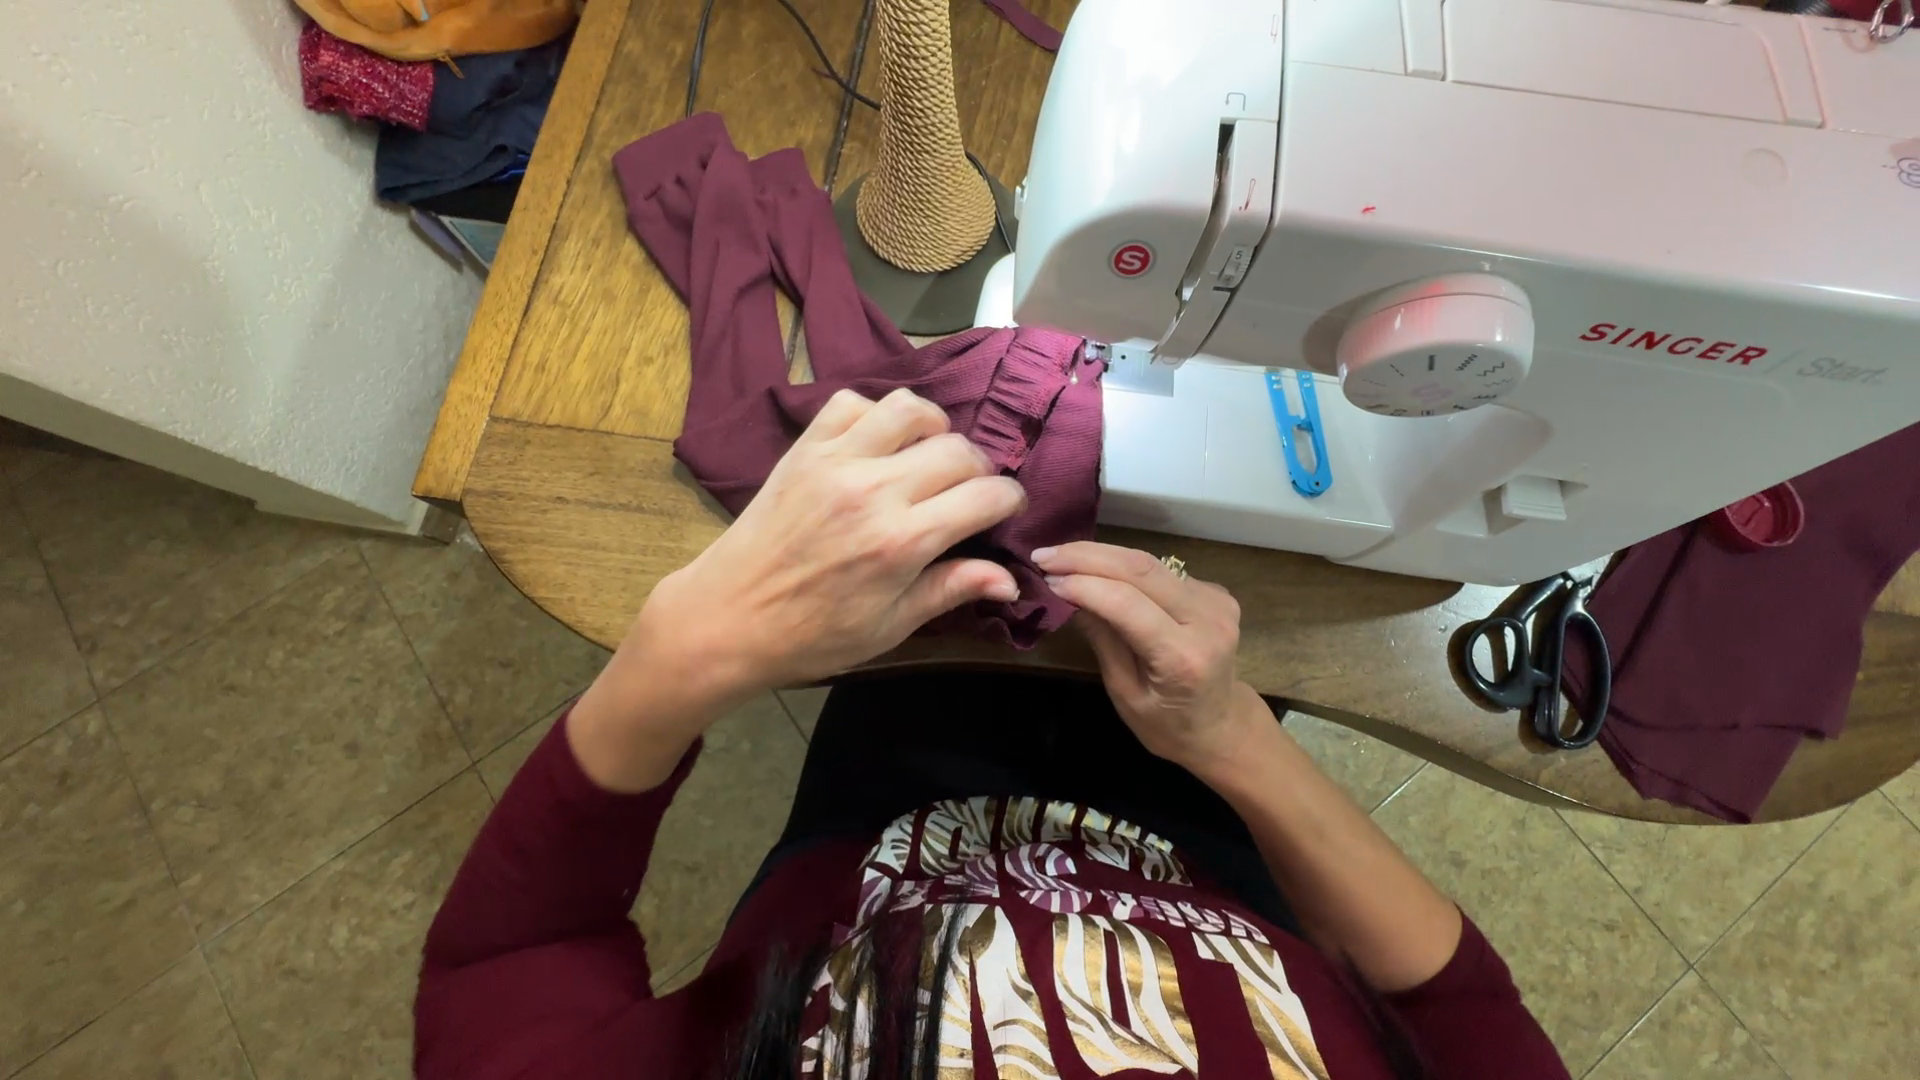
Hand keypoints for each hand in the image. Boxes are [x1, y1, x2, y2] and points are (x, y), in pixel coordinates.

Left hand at [633, 387, 1026, 703]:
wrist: (727, 620)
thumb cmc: (813, 636)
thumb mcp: (891, 626)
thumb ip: (951, 589)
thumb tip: (1011, 579)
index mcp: (904, 541)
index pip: (986, 495)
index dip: (1010, 500)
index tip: (1005, 509)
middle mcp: (876, 490)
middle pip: (958, 448)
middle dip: (980, 468)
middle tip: (970, 491)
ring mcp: (836, 462)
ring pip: (909, 408)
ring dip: (934, 427)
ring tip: (929, 454)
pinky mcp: (804, 450)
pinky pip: (850, 404)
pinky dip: (874, 414)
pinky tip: (877, 444)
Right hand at [1033, 542, 1265, 773]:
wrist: (1223, 728)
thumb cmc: (1168, 725)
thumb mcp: (1124, 693)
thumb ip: (1102, 639)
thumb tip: (1066, 592)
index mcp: (1183, 657)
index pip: (1126, 603)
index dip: (1082, 584)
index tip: (1044, 577)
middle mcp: (1208, 620)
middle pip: (1140, 569)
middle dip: (1086, 556)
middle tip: (1044, 555)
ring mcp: (1217, 601)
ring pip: (1149, 562)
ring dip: (1101, 555)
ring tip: (1061, 557)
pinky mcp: (1215, 592)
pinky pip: (1160, 570)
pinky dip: (1123, 566)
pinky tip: (1095, 569)